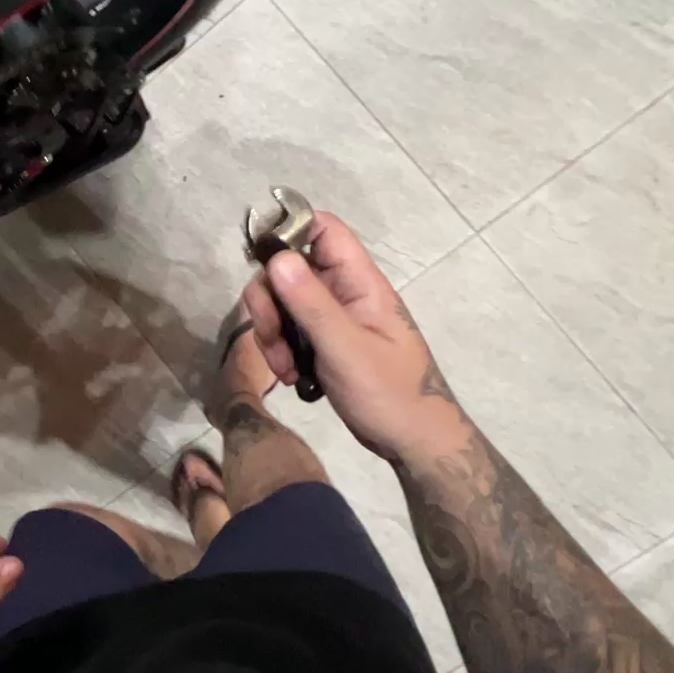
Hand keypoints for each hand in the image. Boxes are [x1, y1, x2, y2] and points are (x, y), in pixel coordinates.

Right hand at [241, 212, 462, 461]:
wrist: (413, 443)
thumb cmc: (390, 394)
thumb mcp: (347, 350)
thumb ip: (311, 304)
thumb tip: (277, 257)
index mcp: (359, 281)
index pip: (322, 229)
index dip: (289, 231)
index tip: (259, 258)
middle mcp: (343, 290)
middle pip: (289, 268)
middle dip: (270, 300)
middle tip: (272, 336)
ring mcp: (331, 315)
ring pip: (282, 300)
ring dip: (272, 331)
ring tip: (284, 367)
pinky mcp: (322, 339)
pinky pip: (288, 328)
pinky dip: (280, 348)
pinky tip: (290, 375)